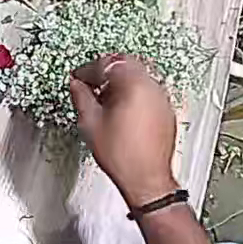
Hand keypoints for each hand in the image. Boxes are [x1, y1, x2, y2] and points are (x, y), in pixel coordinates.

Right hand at [68, 55, 180, 207]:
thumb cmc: (123, 156)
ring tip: (103, 98)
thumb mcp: (90, 123)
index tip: (78, 77)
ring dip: (119, 81)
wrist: (146, 180)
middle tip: (90, 82)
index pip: (108, 64)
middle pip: (126, 64)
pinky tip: (120, 109)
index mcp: (133, 85)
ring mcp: (161, 98)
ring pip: (138, 76)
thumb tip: (76, 85)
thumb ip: (81, 97)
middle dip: (105, 71)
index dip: (88, 70)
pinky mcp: (166, 111)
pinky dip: (133, 93)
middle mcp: (151, 87)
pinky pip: (147, 91)